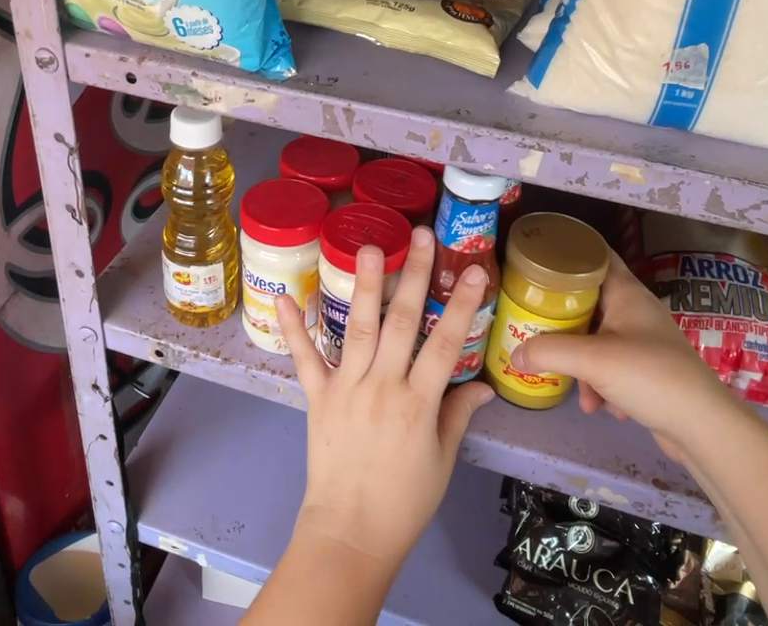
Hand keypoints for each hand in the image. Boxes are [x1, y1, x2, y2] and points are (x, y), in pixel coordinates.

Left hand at [274, 226, 495, 564]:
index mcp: (419, 403)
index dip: (461, 304)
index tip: (472, 269)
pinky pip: (305, 358)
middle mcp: (383, 386)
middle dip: (413, 276)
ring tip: (369, 247)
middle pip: (401, 323)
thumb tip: (483, 386)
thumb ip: (458, 416)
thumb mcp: (442, 460)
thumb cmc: (404, 501)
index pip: (446, 343)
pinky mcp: (317, 397)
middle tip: (419, 235)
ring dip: (364, 286)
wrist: (351, 532)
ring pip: (358, 328)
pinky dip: (293, 328)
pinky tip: (284, 296)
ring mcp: (346, 388)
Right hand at [510, 256, 737, 455]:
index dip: (567, 252)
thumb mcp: (592, 360)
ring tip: (576, 390)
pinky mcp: (650, 370)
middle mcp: (636, 310)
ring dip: (581, 362)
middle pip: (588, 301)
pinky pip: (613, 366)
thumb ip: (548, 353)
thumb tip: (515, 354)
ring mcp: (645, 341)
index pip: (595, 255)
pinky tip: (601, 407)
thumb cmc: (650, 376)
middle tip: (536, 326)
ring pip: (597, 339)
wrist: (704, 426)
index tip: (536, 260)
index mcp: (627, 293)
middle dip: (562, 320)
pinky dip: (601, 383)